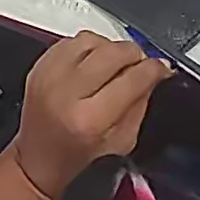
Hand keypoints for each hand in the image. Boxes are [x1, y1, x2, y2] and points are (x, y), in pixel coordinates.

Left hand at [8, 30, 169, 199]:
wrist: (37, 159)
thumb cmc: (78, 156)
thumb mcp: (122, 142)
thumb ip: (140, 103)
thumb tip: (154, 72)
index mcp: (88, 120)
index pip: (131, 79)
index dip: (153, 69)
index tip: (162, 67)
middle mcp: (65, 93)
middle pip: (112, 52)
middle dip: (134, 54)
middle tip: (140, 63)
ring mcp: (48, 76)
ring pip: (91, 40)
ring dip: (109, 47)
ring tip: (114, 63)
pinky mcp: (39, 66)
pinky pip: (70, 41)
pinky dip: (87, 47)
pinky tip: (92, 62)